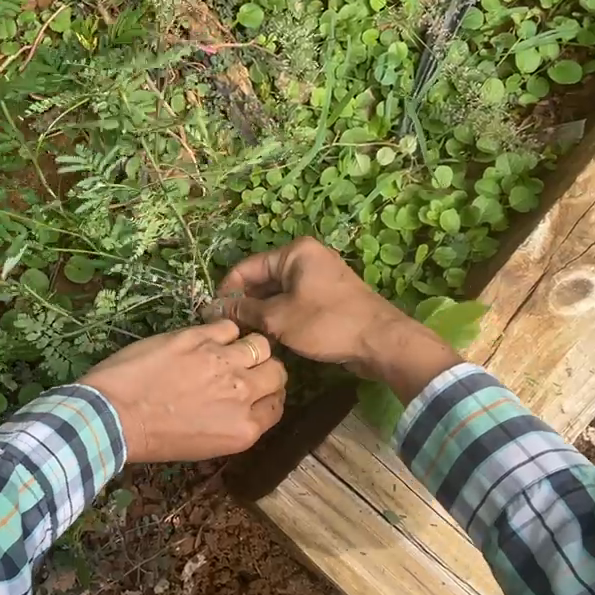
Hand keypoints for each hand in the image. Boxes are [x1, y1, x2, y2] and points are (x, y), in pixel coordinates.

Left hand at [80, 320, 286, 462]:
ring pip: (258, 344)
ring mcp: (222, 361)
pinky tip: (204, 339)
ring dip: (245, 348)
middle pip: (276, 371)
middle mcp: (242, 394)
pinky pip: (227, 327)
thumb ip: (233, 422)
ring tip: (223, 352)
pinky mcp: (198, 337)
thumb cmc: (152, 439)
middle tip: (240, 369)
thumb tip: (244, 402)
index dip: (267, 394)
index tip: (253, 390)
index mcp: (245, 428)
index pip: (277, 403)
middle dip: (263, 369)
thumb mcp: (204, 445)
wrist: (113, 416)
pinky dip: (221, 332)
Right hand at [213, 237, 460, 401]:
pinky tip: (269, 337)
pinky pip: (292, 302)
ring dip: (260, 313)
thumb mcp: (277, 318)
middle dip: (243, 303)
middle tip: (228, 329)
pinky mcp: (326, 297)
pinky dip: (278, 316)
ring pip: (276, 293)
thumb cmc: (327, 323)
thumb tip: (213, 308)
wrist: (381, 342)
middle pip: (261, 279)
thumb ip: (243, 310)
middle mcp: (306, 258)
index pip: (245, 268)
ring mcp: (318, 277)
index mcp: (294, 253)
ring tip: (246, 335)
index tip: (213, 315)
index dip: (226, 291)